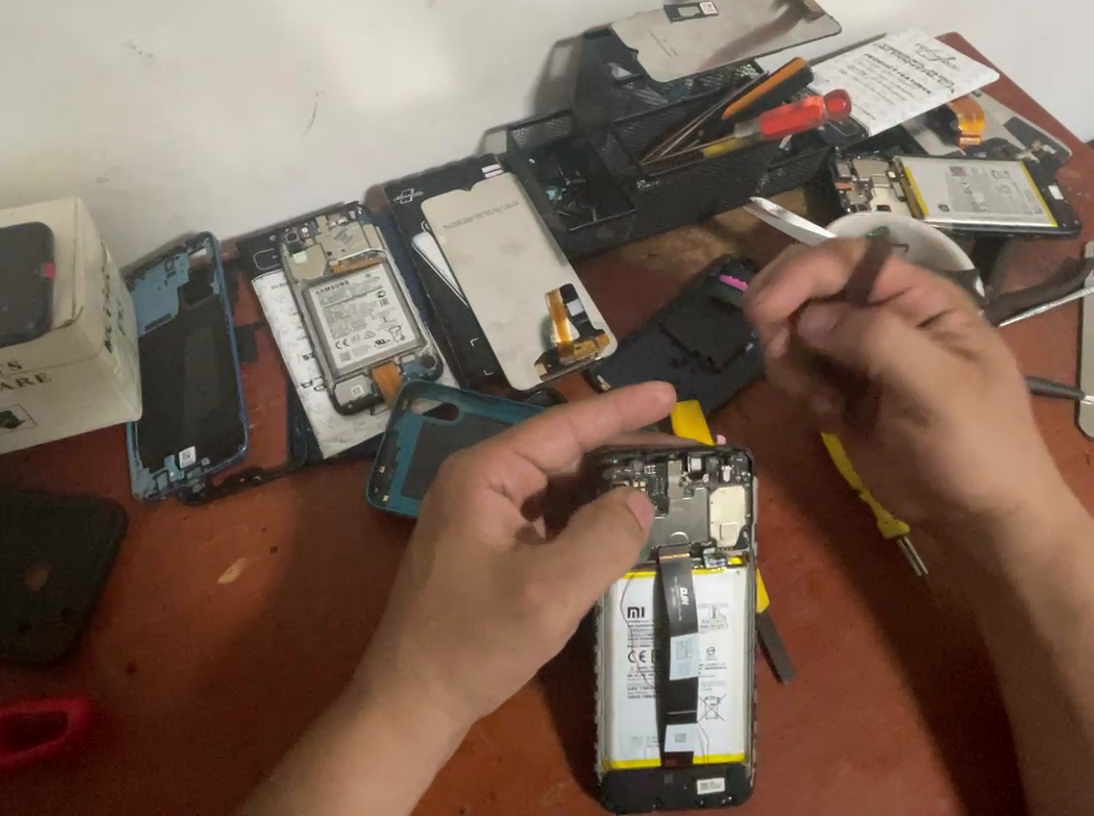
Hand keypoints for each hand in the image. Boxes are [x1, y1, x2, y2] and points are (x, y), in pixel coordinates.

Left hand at [350, 382, 676, 736]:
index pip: (564, 428)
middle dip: (623, 452)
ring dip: (607, 488)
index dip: (620, 410)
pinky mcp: (490, 544)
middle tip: (683, 453)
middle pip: (563, 454)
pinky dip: (586, 519)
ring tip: (664, 484)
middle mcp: (483, 482)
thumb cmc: (473, 641)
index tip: (668, 393)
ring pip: (558, 487)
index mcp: (486, 474)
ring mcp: (483, 514)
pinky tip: (620, 525)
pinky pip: (548, 517)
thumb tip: (640, 499)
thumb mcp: (548, 591)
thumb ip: (602, 539)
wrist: (410, 701)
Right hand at [742, 240, 1069, 543]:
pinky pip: (792, 366)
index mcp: (919, 298)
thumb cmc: (979, 447)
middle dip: (782, 311)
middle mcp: (881, 314)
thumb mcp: (941, 388)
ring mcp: (855, 351)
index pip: (847, 259)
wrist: (977, 519)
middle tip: (773, 346)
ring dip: (789, 359)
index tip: (764, 307)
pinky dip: (796, 387)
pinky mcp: (835, 385)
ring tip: (822, 400)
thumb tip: (809, 319)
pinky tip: (827, 414)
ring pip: (791, 326)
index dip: (801, 274)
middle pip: (808, 285)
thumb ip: (879, 340)